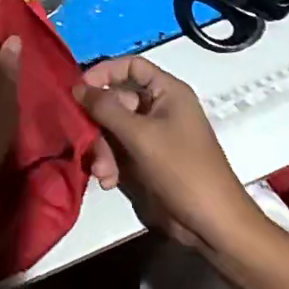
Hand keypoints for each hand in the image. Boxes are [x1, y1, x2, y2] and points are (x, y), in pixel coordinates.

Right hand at [74, 57, 259, 250]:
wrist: (210, 222)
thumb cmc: (181, 168)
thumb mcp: (140, 135)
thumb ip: (107, 109)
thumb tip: (78, 86)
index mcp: (168, 92)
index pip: (132, 66)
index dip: (104, 72)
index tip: (79, 89)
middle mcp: (160, 108)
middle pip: (118, 101)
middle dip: (100, 124)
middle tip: (87, 144)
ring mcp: (154, 136)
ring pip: (114, 129)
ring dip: (103, 150)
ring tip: (103, 173)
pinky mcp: (148, 160)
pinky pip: (120, 151)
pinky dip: (111, 164)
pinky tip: (109, 182)